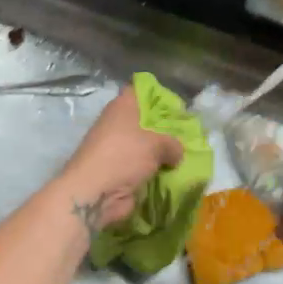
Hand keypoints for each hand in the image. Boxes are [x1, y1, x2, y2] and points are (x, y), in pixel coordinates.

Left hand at [54, 87, 183, 229]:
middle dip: (164, 128)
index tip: (177, 105)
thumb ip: (173, 144)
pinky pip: (141, 166)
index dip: (158, 95)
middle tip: (187, 134)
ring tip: (185, 156)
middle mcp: (117, 123)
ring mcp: (116, 148)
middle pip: (145, 120)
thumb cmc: (124, 155)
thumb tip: (177, 152)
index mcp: (122, 106)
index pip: (140, 90)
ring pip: (144, 145)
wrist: (94, 193)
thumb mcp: (157, 144)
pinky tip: (173, 173)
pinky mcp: (116, 170)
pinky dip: (153, 170)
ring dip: (160, 152)